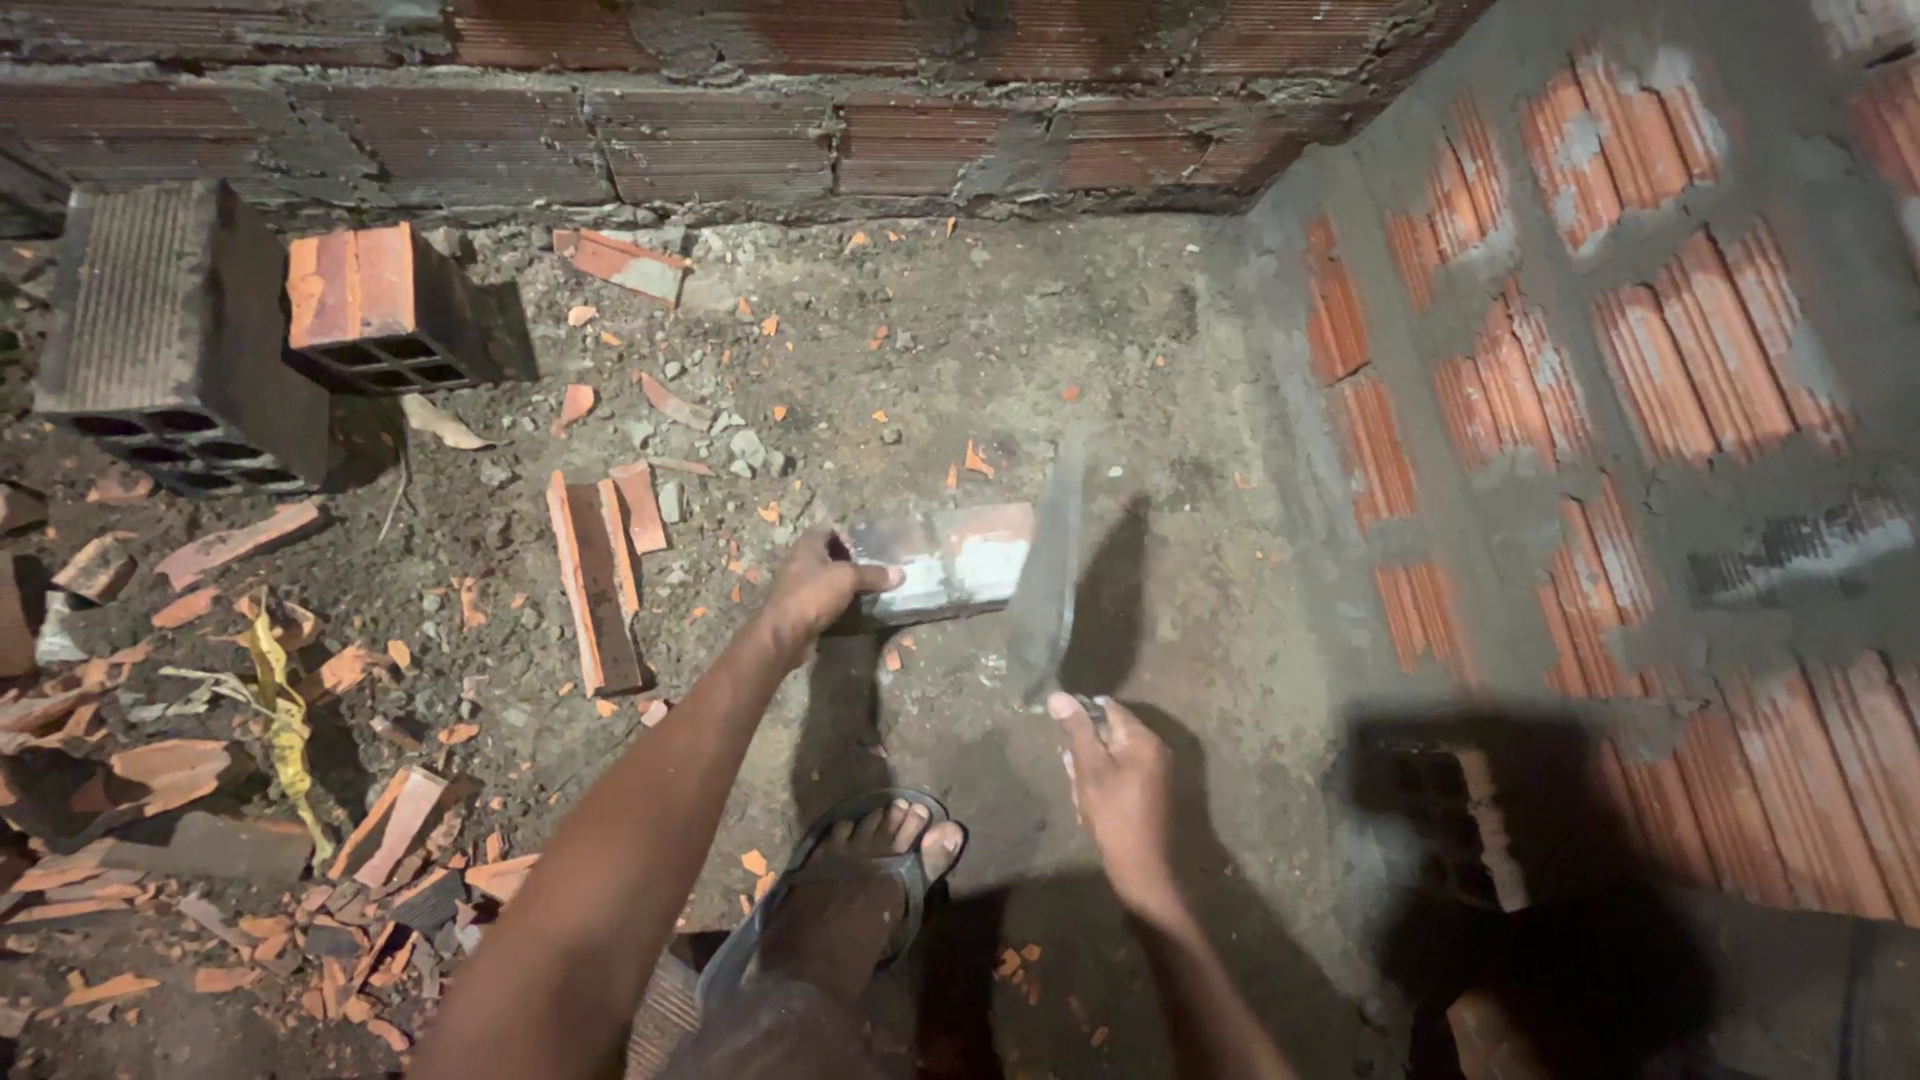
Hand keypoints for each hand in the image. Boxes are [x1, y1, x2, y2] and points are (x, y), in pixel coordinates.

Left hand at [753, 528, 901, 666]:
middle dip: (848, 561)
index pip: (827, 531)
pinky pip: (823, 600)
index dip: (845, 536)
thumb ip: (873, 574)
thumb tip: (900, 573)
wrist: (784, 633)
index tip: (865, 548)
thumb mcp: (848, 578)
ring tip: (867, 589)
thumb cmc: (813, 594)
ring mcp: (797, 587)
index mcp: (807, 547)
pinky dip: (837, 603)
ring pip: (825, 579)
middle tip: (871, 569)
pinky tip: (853, 608)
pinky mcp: (800, 609)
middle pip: (827, 555)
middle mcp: (799, 563)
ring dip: (843, 584)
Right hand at [1051, 693, 1180, 917]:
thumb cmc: (1114, 815)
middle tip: (1073, 774)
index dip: (1082, 717)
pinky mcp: (1154, 792)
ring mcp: (1157, 772)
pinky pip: (1124, 775)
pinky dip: (1105, 784)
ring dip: (1092, 770)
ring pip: (1114, 756)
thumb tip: (1059, 695)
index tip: (1063, 737)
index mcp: (1143, 739)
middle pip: (1111, 733)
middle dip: (1086, 750)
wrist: (1144, 870)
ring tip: (1081, 795)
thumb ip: (1077, 730)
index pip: (1108, 708)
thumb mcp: (1090, 769)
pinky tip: (1093, 805)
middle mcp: (1156, 750)